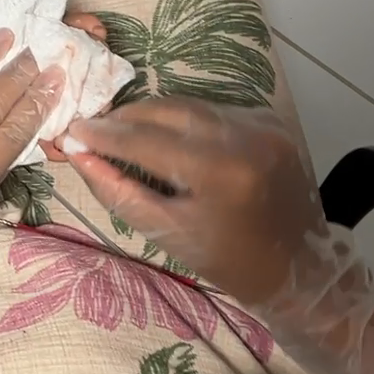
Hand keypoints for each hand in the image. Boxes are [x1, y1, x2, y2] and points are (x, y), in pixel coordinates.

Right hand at [65, 99, 373, 373]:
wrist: (302, 270)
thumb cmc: (229, 262)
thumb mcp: (166, 233)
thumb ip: (117, 190)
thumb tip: (77, 155)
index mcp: (219, 171)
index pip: (144, 139)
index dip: (103, 133)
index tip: (70, 130)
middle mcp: (242, 136)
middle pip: (164, 109)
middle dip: (123, 117)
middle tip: (91, 129)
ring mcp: (260, 123)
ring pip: (185, 103)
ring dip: (149, 114)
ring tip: (120, 130)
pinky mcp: (268, 119)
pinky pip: (209, 109)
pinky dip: (180, 118)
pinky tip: (164, 134)